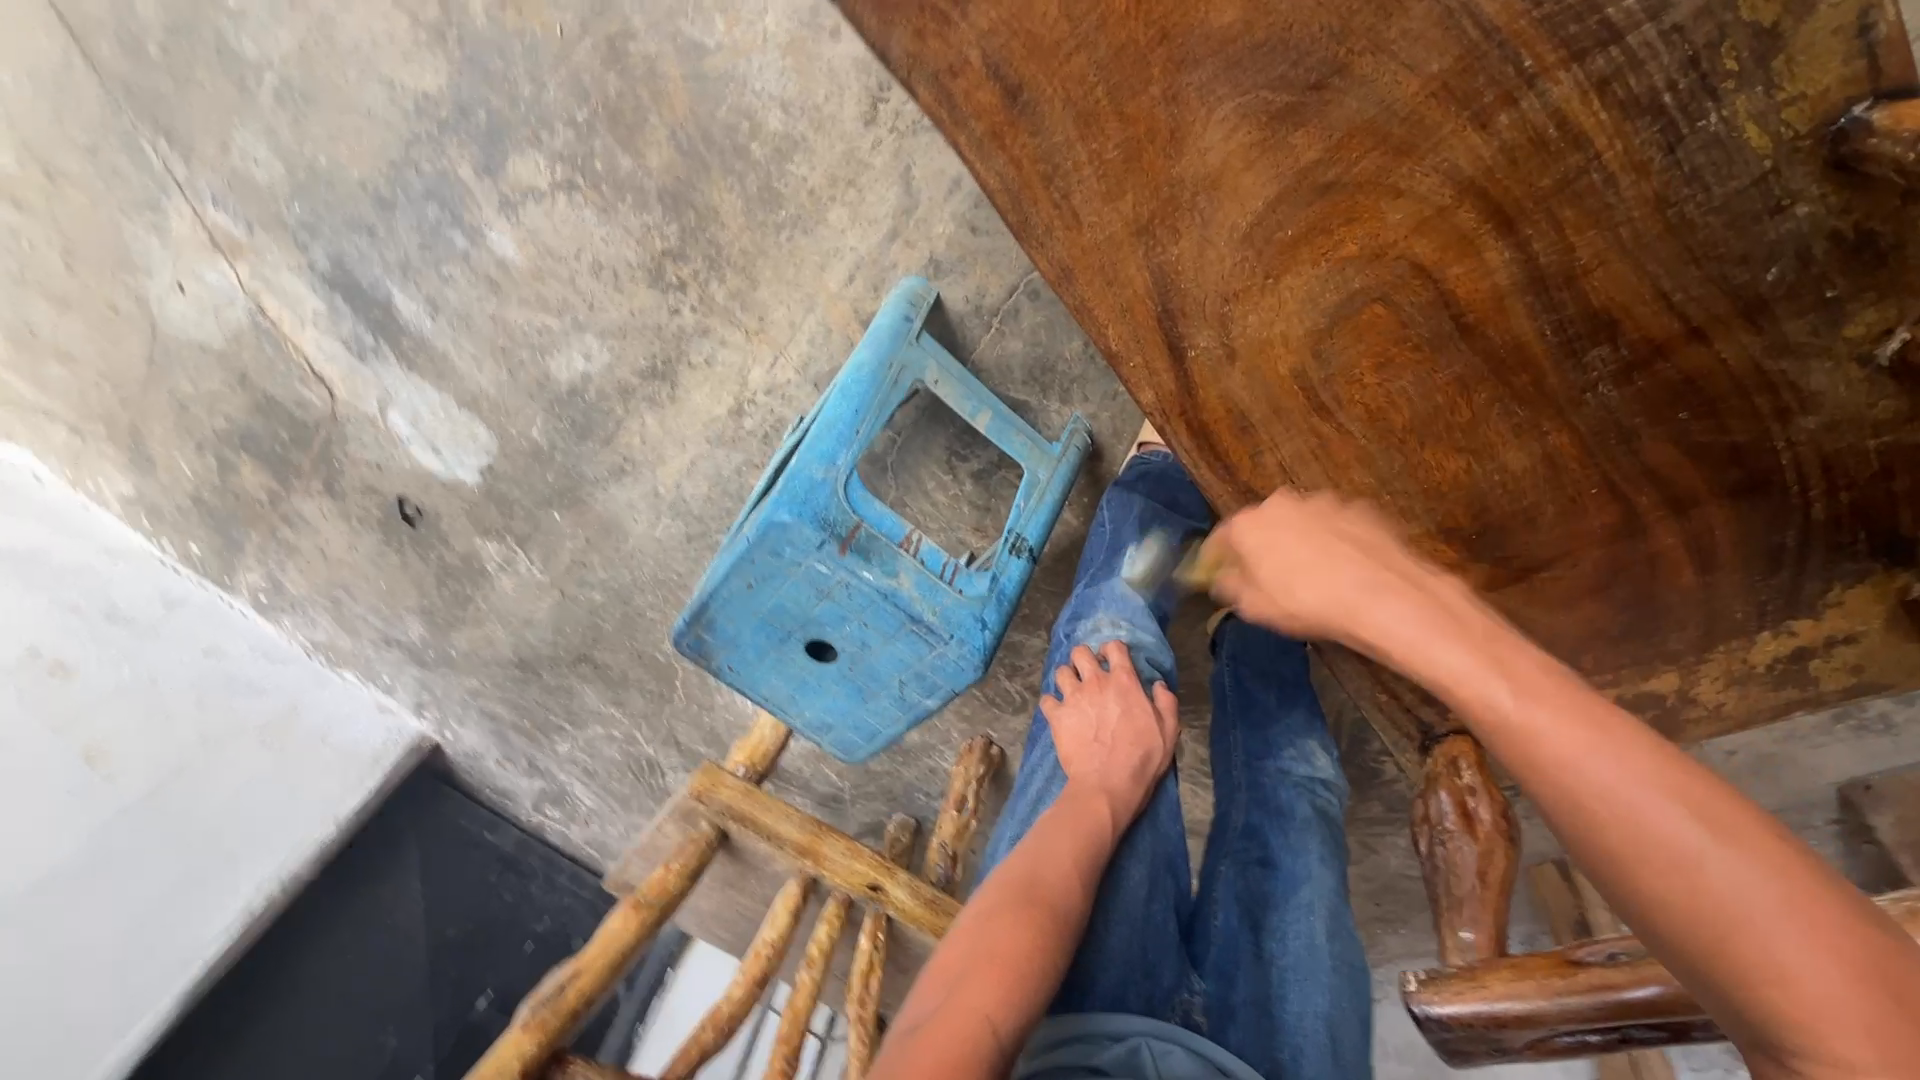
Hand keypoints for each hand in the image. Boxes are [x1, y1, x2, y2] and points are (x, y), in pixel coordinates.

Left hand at [1040, 642, 1179, 831]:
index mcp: (1124, 682)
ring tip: (1071, 691)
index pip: (1114, 647)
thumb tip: (1158, 685)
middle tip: (1087, 673)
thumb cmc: (1142, 759)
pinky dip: (1051, 704)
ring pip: (1060, 671)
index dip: (1112, 649)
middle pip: (1080, 652)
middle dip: (1083, 658)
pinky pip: (1046, 699)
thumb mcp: (1168, 731)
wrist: (1107, 785)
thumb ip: (1166, 703)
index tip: (1112, 659)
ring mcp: (1073, 698)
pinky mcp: (1056, 716)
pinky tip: (1058, 713)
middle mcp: (1095, 682)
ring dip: (1066, 678)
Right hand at [1205, 488, 1459, 652]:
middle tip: (1266, 575)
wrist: (1382, 594)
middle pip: (1262, 524)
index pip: (1220, 537)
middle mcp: (1280, 503)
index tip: (1217, 573)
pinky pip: (1335, 526)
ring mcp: (1323, 502)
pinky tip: (1343, 568)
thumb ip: (1230, 587)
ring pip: (1300, 522)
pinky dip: (1333, 541)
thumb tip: (1223, 579)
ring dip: (1299, 541)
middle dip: (1261, 546)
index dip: (1216, 558)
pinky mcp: (1359, 509)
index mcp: (1248, 524)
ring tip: (1311, 574)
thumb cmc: (1305, 602)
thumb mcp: (1253, 607)